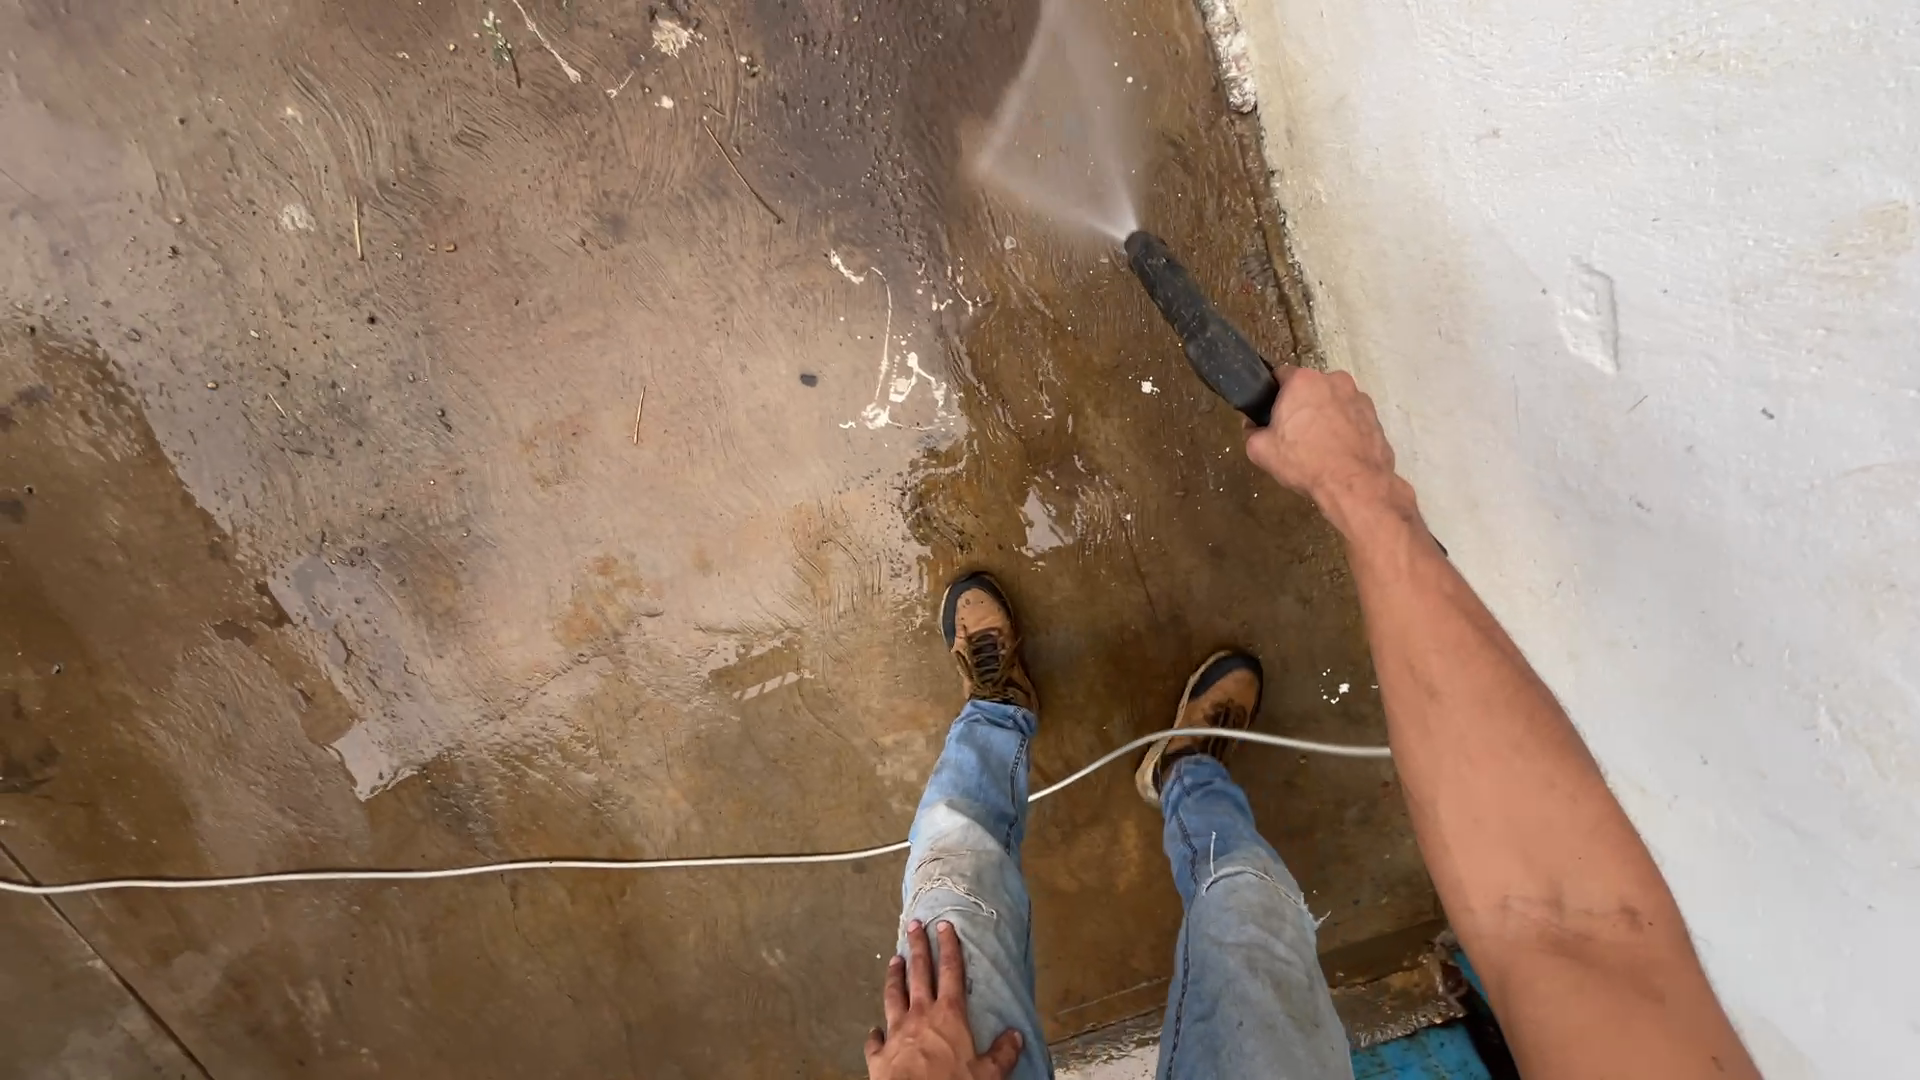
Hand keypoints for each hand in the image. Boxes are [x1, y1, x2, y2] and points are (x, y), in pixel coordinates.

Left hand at [865, 920, 1023, 1079]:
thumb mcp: (988, 1075)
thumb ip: (1002, 1054)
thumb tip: (1017, 1035)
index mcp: (949, 1015)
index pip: (951, 971)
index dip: (948, 946)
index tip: (943, 924)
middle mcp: (921, 1015)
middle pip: (919, 973)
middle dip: (918, 947)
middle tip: (913, 925)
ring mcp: (897, 1032)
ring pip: (894, 996)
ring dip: (894, 977)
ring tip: (894, 960)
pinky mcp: (879, 1054)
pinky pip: (875, 1039)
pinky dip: (875, 1033)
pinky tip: (874, 1029)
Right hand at [1246, 367, 1408, 532]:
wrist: (1353, 483)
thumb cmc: (1304, 461)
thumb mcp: (1259, 450)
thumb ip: (1251, 432)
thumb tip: (1255, 427)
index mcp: (1303, 381)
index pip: (1280, 375)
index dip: (1271, 396)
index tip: (1270, 415)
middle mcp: (1334, 380)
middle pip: (1309, 389)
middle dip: (1300, 406)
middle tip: (1292, 435)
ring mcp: (1358, 397)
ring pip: (1332, 402)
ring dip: (1323, 417)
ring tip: (1318, 447)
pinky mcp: (1375, 416)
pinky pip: (1351, 418)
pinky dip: (1343, 430)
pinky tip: (1337, 452)